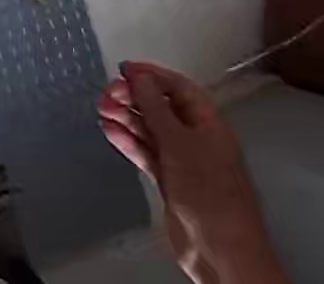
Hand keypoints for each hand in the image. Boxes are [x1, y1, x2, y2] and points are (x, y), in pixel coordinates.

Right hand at [98, 61, 288, 283]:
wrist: (221, 253)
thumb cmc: (207, 192)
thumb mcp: (179, 143)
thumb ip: (156, 109)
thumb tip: (140, 78)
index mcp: (207, 121)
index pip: (177, 87)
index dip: (151, 75)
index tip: (124, 70)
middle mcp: (195, 136)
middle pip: (161, 107)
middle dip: (134, 97)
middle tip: (108, 93)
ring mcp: (181, 160)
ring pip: (150, 130)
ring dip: (127, 118)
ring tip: (102, 108)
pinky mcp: (169, 181)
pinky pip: (146, 153)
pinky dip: (128, 142)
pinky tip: (110, 131)